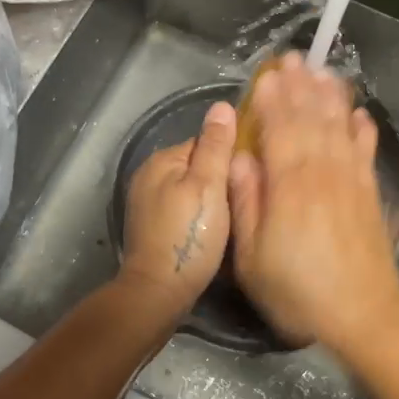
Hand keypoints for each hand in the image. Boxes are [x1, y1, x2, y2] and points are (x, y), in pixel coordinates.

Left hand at [117, 100, 236, 317]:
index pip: (205, 143)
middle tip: (245, 201)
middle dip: (220, 181)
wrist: (158, 292)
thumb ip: (216, 147)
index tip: (251, 175)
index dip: (230, 157)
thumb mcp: (208, 186)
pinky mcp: (152, 229)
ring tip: (234, 219)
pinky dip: (198, 219)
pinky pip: (183, 212)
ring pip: (192, 192)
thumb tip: (222, 106)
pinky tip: (213, 234)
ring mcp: (147, 205)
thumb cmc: (188, 236)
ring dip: (211, 202)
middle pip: (198, 168)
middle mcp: (149, 177)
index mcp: (161, 160)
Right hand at [229, 53, 398, 345]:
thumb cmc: (298, 290)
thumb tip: (239, 160)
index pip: (278, 130)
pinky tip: (358, 113)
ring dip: (329, 97)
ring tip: (322, 70)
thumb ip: (245, 204)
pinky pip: (365, 151)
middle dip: (300, 86)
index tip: (264, 75)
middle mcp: (322, 173)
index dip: (271, 101)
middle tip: (292, 58)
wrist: (364, 314)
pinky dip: (361, 129)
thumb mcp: (252, 257)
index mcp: (289, 186)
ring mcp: (350, 181)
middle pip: (310, 119)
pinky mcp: (370, 194)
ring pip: (339, 127)